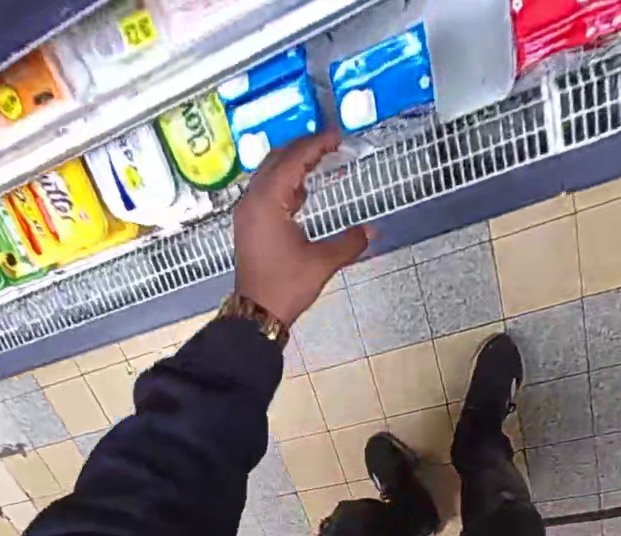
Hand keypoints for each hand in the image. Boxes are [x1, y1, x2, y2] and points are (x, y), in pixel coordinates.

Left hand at [232, 131, 368, 325]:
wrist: (257, 312)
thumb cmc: (286, 287)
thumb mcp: (322, 264)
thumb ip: (349, 243)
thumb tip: (372, 230)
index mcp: (268, 202)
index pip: (293, 161)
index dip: (316, 146)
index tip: (336, 137)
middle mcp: (253, 200)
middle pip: (277, 159)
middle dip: (302, 149)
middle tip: (328, 144)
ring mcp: (248, 212)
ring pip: (269, 174)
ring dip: (292, 165)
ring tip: (317, 164)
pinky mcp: (249, 224)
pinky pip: (266, 191)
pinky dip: (284, 184)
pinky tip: (301, 193)